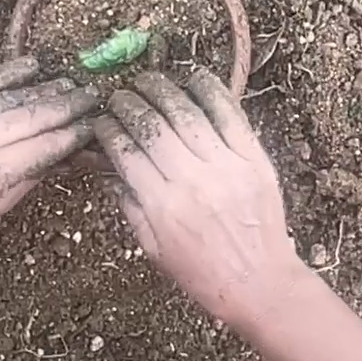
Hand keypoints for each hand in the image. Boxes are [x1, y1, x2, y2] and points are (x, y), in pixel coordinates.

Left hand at [0, 57, 98, 262]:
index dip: (74, 134)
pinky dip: (7, 73)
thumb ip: (30, 178)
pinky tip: (31, 66)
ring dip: (44, 88)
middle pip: (35, 115)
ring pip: (11, 97)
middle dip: (69, 104)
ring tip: (68, 82)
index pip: (47, 145)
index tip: (93, 125)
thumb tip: (63, 155)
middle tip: (92, 95)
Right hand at [93, 70, 308, 326]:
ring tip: (147, 80)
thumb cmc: (202, 273)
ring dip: (162, 89)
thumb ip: (129, 205)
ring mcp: (226, 166)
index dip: (108, 130)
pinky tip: (193, 77)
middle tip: (119, 95)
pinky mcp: (254, 158)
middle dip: (129, 103)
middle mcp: (192, 180)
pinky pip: (229, 114)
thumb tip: (107, 168)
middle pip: (152, 125)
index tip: (101, 121)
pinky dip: (209, 90)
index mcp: (162, 205)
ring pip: (187, 112)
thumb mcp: (153, 248)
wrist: (260, 283)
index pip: (125, 152)